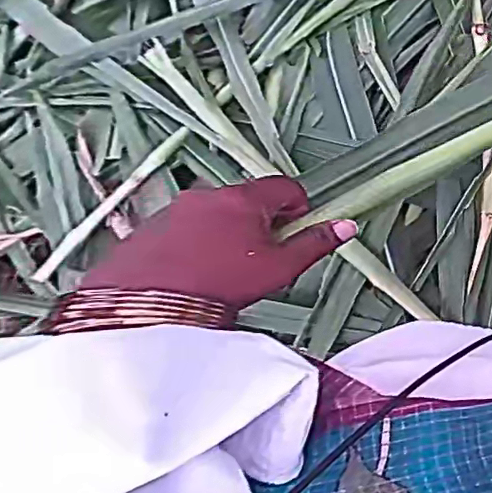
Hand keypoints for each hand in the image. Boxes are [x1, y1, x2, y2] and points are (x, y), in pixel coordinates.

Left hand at [81, 177, 356, 307]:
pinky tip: (199, 270)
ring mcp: (176, 208)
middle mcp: (208, 194)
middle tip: (264, 254)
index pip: (286, 186)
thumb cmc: (218, 285)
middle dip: (263, 221)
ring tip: (229, 267)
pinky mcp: (151, 226)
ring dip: (229, 230)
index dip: (299, 208)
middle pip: (250, 198)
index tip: (296, 230)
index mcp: (244, 199)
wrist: (146, 305)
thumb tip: (345, 227)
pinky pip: (186, 225)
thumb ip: (315, 243)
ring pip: (218, 211)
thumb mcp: (280, 268)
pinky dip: (198, 240)